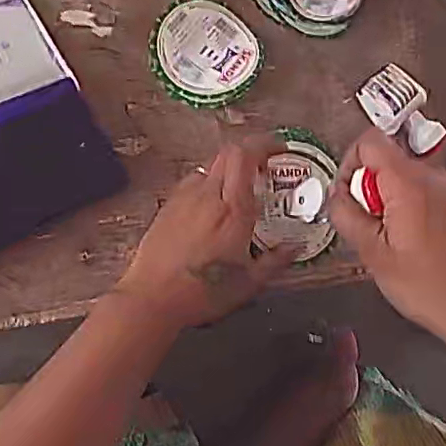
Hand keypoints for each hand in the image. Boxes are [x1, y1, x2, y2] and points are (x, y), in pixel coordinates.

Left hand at [116, 138, 292, 330]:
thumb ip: (275, 261)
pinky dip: (207, 184)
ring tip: (238, 191)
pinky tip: (211, 208)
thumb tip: (294, 248)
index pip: (245, 156)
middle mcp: (207, 196)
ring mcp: (184, 199)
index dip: (264, 145)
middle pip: (228, 153)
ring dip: (228, 170)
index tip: (278, 149)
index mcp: (233, 210)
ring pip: (209, 166)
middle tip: (263, 169)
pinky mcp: (168, 208)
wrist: (151, 300)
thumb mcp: (249, 282)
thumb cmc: (202, 293)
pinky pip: (192, 183)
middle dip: (249, 154)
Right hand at [325, 129, 445, 353]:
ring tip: (400, 243)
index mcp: (411, 185)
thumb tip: (336, 196)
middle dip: (373, 190)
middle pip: (391, 161)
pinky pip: (434, 193)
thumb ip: (347, 217)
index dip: (350, 163)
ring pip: (412, 179)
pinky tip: (422, 246)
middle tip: (374, 227)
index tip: (349, 192)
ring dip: (396, 202)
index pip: (370, 142)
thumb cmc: (435, 291)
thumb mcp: (374, 257)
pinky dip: (419, 209)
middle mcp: (438, 178)